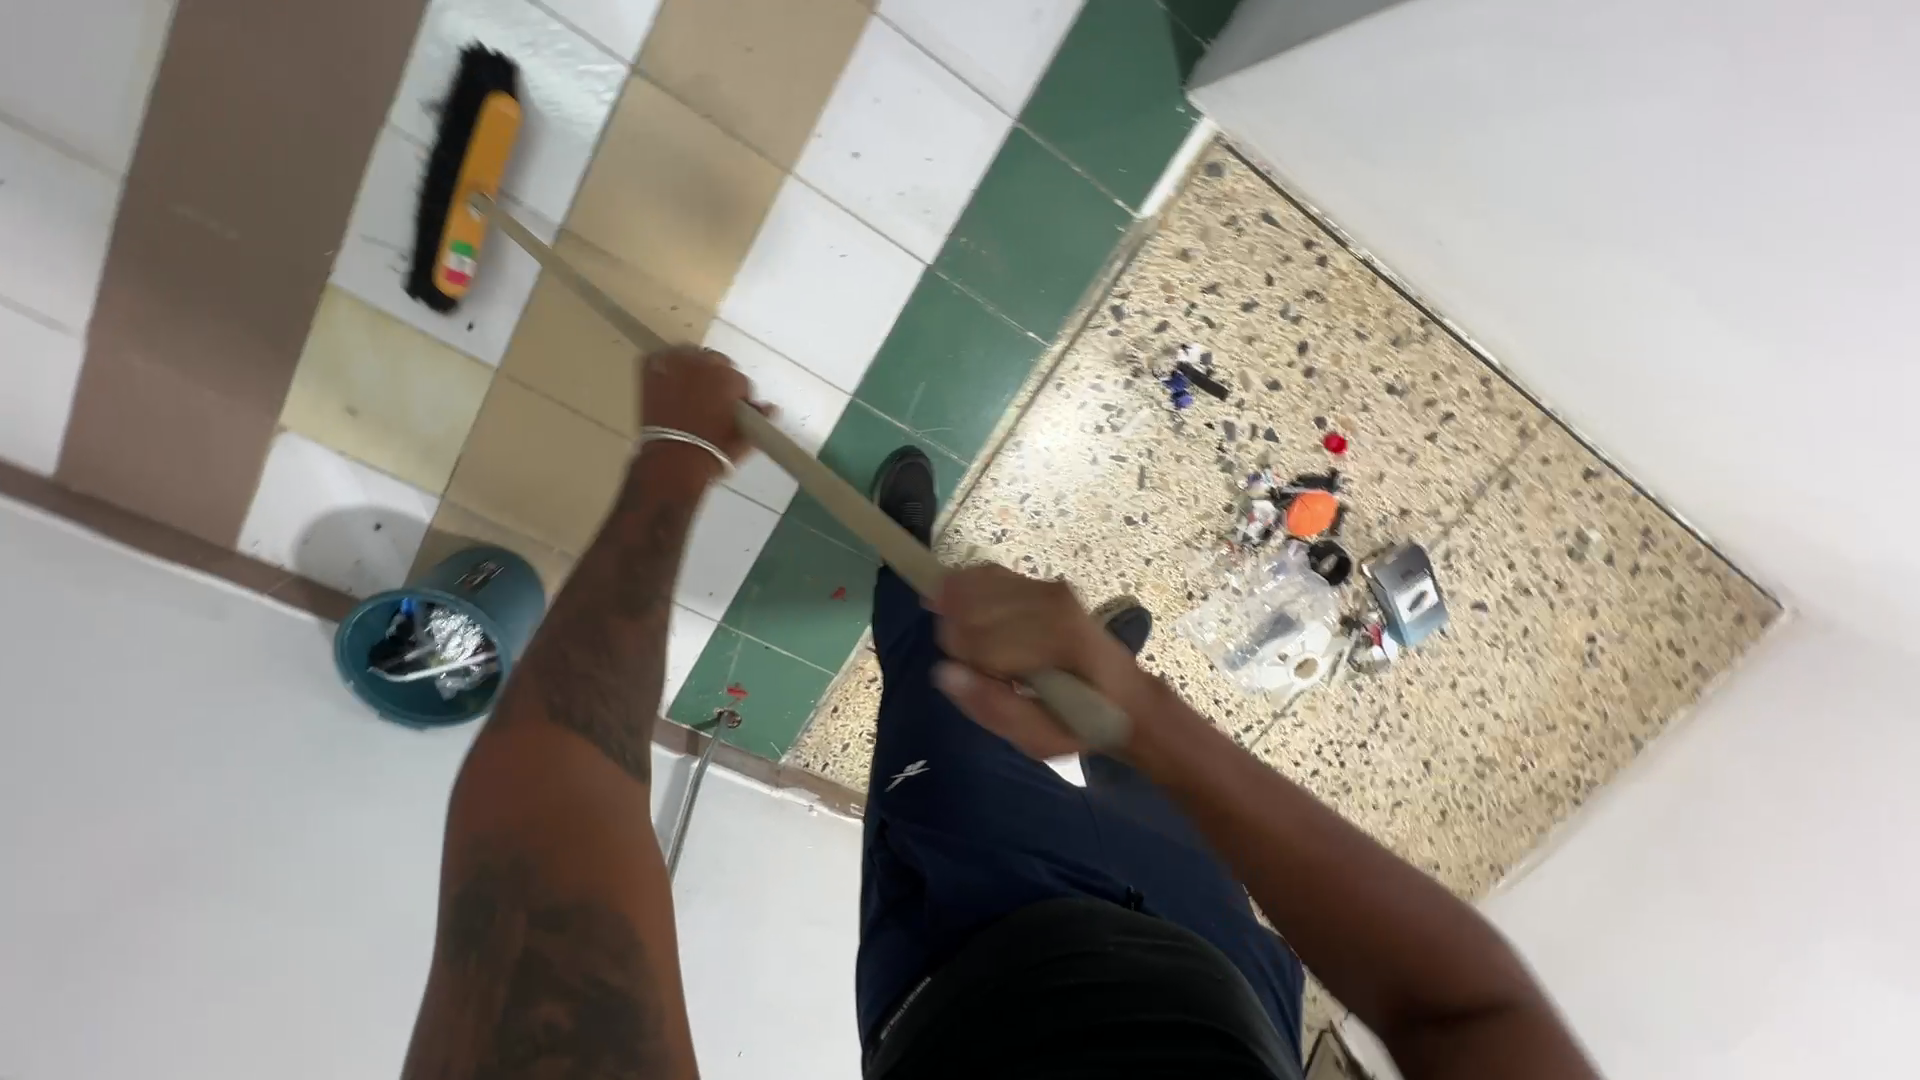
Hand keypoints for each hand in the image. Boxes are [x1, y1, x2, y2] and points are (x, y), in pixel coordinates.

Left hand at [641, 345, 767, 463]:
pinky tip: (668, 382)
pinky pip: (662, 356)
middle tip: (709, 401)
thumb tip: (770, 407)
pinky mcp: (651, 366)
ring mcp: (676, 362)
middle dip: (716, 378)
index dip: (736, 396)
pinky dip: (666, 366)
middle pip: (716, 362)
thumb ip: (759, 417)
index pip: (739, 380)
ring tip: (688, 391)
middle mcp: (705, 363)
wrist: (673, 458)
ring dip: (692, 368)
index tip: (730, 410)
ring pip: (690, 356)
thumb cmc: (713, 452)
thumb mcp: (744, 438)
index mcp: (731, 377)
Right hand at [930, 565, 1149, 760]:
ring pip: (975, 584)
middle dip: (960, 635)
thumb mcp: (1038, 738)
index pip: (981, 637)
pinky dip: (969, 591)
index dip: (966, 661)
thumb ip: (993, 707)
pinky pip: (988, 574)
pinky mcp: (1044, 582)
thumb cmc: (1081, 723)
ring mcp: (1051, 587)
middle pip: (972, 605)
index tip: (976, 681)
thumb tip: (945, 672)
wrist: (1125, 697)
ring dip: (961, 613)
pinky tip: (968, 614)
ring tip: (973, 645)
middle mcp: (1055, 603)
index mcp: (1060, 641)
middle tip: (978, 666)